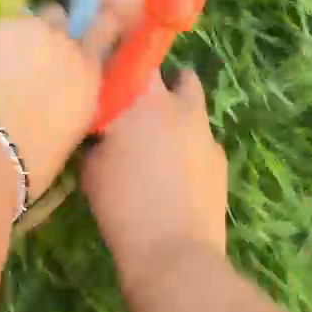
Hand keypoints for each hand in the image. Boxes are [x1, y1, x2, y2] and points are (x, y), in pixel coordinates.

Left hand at [0, 0, 133, 194]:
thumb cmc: (39, 154)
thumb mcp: (75, 121)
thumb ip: (76, 87)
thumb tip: (64, 79)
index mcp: (86, 65)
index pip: (102, 26)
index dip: (91, 25)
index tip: (83, 30)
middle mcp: (58, 37)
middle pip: (54, 14)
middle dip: (44, 30)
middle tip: (30, 59)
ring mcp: (20, 27)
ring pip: (16, 23)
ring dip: (11, 40)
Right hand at [81, 66, 227, 289]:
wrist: (174, 255)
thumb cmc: (122, 204)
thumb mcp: (91, 167)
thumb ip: (96, 136)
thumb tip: (99, 130)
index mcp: (141, 98)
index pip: (133, 57)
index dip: (123, 63)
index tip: (110, 75)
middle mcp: (177, 104)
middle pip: (171, 73)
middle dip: (155, 83)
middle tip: (134, 105)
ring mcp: (204, 130)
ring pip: (193, 99)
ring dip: (178, 106)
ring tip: (160, 133)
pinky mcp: (220, 158)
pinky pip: (202, 137)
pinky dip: (190, 143)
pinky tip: (177, 170)